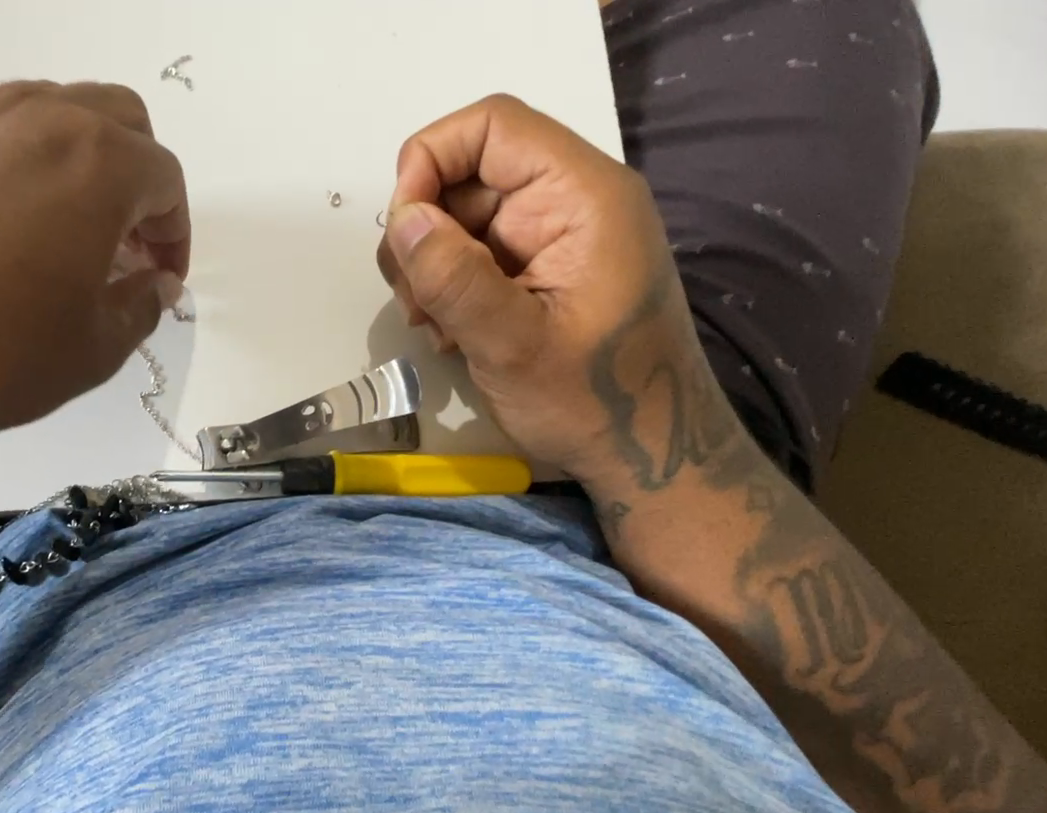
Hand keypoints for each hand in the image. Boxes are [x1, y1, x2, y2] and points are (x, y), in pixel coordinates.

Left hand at [0, 81, 189, 443]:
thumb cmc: (2, 356)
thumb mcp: (97, 347)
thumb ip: (143, 304)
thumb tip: (154, 284)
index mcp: (99, 162)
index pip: (165, 179)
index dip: (177, 232)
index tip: (164, 277)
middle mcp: (39, 120)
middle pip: (117, 121)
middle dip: (138, 181)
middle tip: (127, 247)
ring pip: (51, 115)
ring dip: (80, 164)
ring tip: (67, 233)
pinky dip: (21, 166)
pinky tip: (5, 229)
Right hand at [377, 95, 743, 493]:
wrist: (644, 451)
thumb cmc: (593, 401)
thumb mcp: (513, 345)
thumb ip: (455, 278)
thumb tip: (401, 221)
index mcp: (580, 196)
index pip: (491, 126)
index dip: (430, 161)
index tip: (403, 232)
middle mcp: (567, 202)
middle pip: (467, 174)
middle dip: (423, 232)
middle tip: (418, 302)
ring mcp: (552, 239)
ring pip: (461, 219)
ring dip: (429, 268)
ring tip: (434, 325)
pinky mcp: (539, 272)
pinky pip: (474, 256)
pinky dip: (447, 289)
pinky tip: (452, 335)